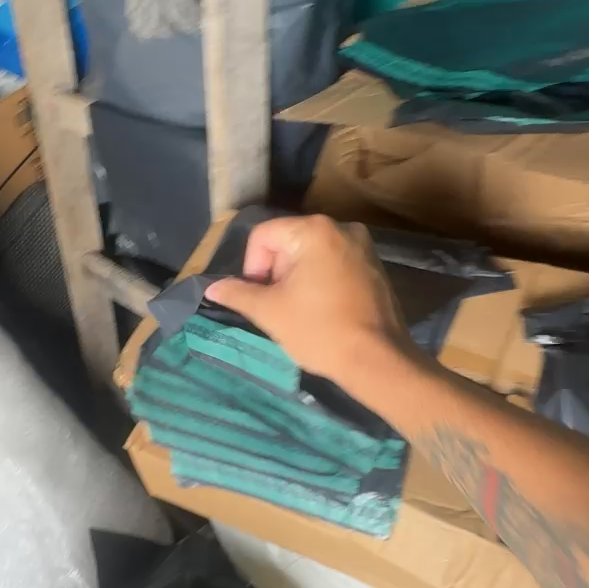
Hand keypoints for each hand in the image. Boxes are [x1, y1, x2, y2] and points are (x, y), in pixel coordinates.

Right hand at [204, 215, 417, 381]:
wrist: (377, 360)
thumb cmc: (319, 331)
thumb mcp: (269, 312)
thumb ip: (237, 293)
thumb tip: (212, 287)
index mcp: (313, 230)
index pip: (262, 236)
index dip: (252, 267)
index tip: (262, 297)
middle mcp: (340, 227)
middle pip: (286, 242)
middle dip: (275, 272)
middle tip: (279, 306)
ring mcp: (362, 245)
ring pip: (309, 254)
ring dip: (296, 278)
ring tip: (300, 310)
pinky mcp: (373, 265)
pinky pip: (332, 263)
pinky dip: (319, 281)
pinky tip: (321, 309)